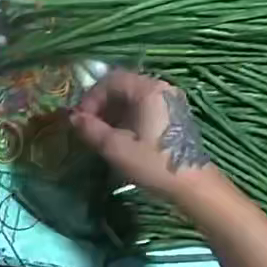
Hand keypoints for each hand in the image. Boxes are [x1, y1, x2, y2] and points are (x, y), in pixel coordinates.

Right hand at [72, 70, 223, 202]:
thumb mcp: (117, 148)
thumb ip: (91, 129)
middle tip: (88, 127)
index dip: (91, 97)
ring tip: (102, 135)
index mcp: (149, 90)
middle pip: (123, 87)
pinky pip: (145, 108)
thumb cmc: (154, 164)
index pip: (111, 80)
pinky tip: (121, 137)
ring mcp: (171, 101)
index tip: (81, 120)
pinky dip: (129, 118)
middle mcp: (162, 89)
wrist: (193, 186)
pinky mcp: (175, 116)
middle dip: (102, 105)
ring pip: (134, 98)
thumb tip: (72, 117)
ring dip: (114, 112)